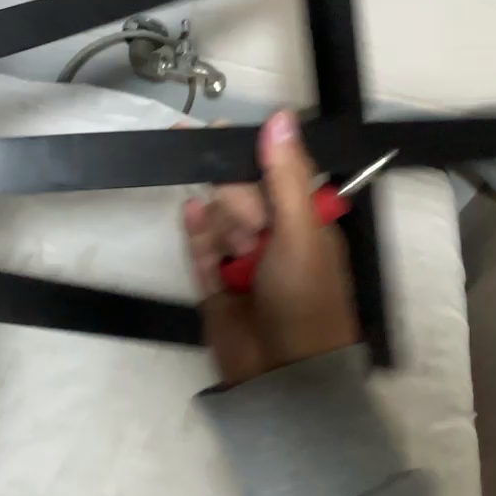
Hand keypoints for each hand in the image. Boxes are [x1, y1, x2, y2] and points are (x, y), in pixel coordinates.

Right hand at [181, 110, 359, 384]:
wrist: (283, 379)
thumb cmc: (304, 300)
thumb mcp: (299, 231)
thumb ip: (284, 175)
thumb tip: (281, 116)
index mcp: (306, 228)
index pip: (278, 179)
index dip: (254, 153)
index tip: (223, 128)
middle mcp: (276, 242)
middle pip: (244, 198)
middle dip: (226, 181)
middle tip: (196, 152)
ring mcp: (245, 265)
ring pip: (222, 222)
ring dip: (215, 210)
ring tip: (205, 200)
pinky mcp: (218, 288)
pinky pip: (203, 252)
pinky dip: (197, 232)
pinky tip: (190, 209)